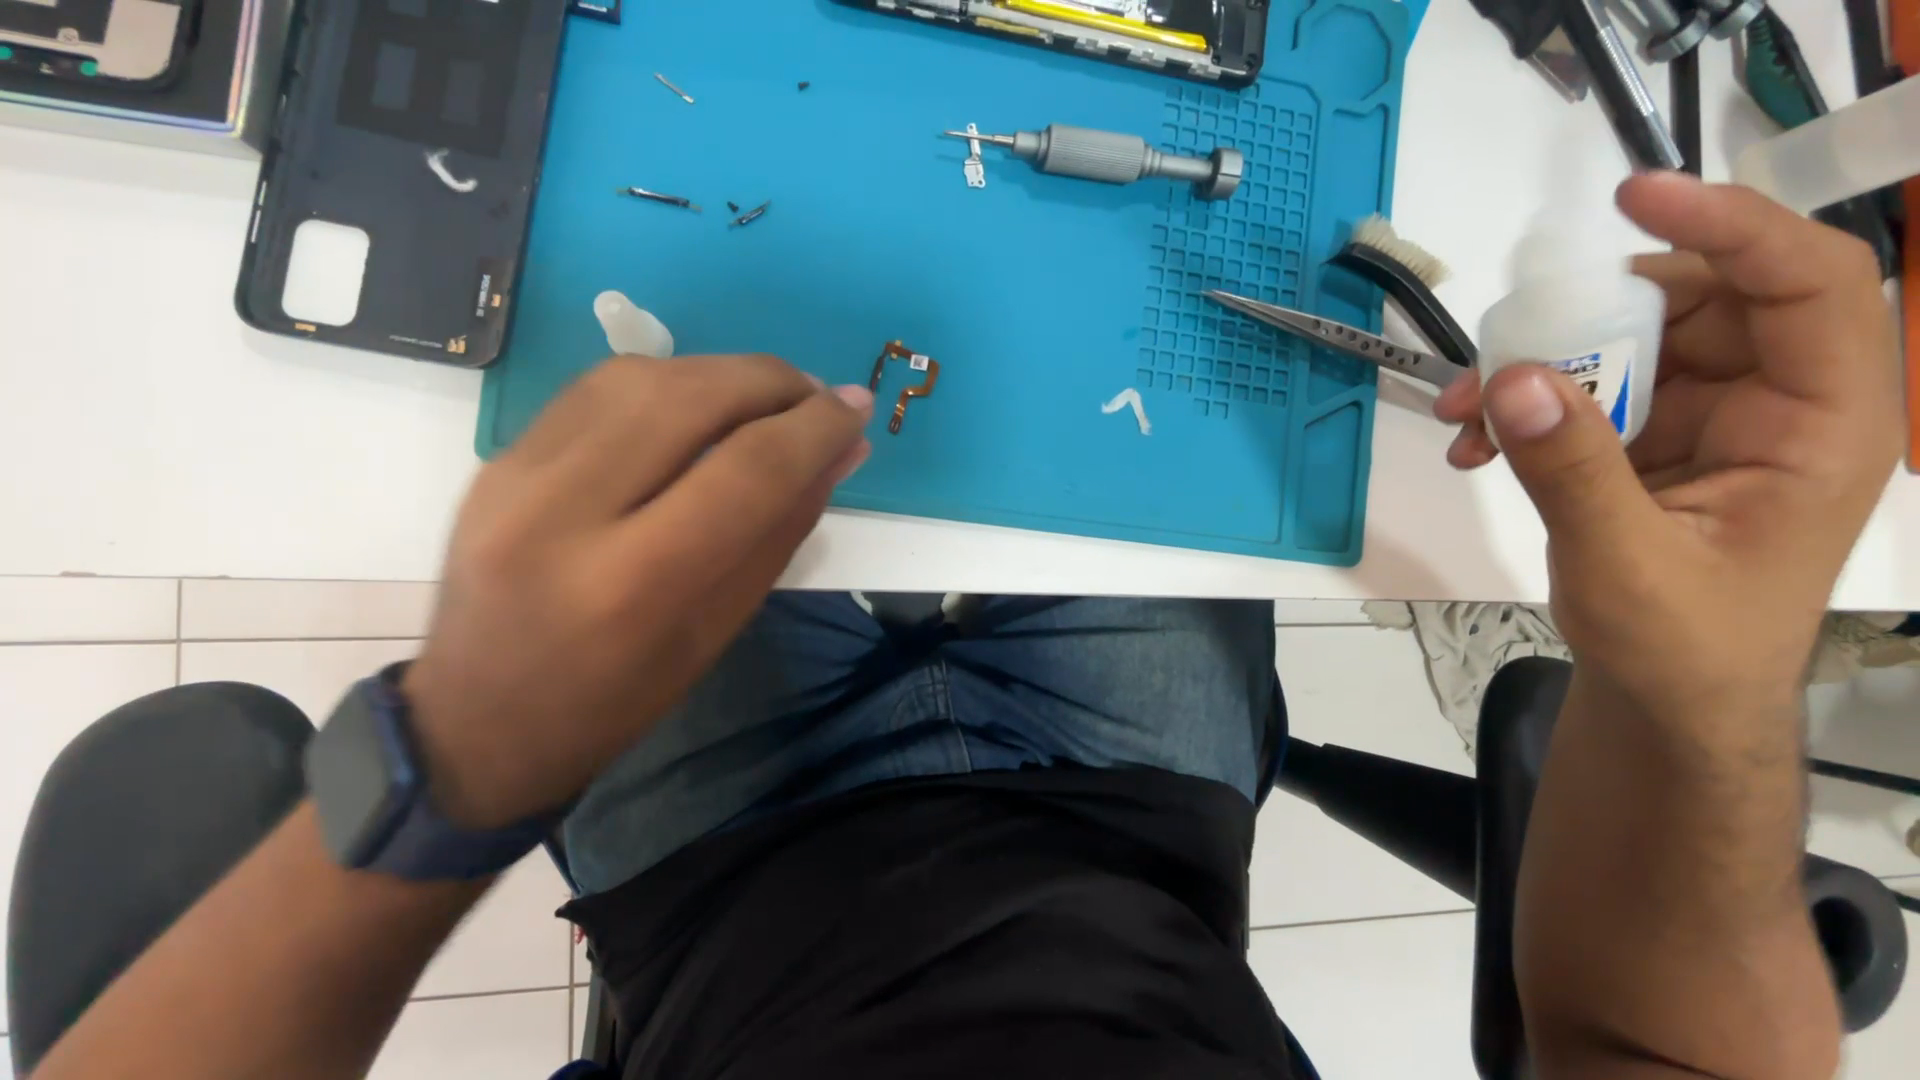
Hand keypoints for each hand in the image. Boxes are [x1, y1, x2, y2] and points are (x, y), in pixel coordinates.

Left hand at [402, 354, 872, 826]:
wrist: (477, 720)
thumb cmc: (618, 699)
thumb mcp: (719, 627)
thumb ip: (782, 528)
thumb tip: (842, 449)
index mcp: (630, 584)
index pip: (746, 471)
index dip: (815, 428)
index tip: (857, 410)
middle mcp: (563, 512)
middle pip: (690, 399)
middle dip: (773, 383)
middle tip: (819, 397)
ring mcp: (516, 475)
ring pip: (641, 378)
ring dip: (723, 373)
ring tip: (769, 398)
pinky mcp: (497, 458)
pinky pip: (597, 389)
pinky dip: (667, 382)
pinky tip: (701, 403)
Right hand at [1434, 173, 1900, 722]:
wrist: (1666, 697)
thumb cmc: (1680, 644)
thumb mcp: (1625, 562)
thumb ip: (1573, 470)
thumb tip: (1512, 378)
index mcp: (1821, 424)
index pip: (1807, 286)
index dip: (1733, 227)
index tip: (1634, 201)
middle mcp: (1772, 404)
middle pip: (1693, 308)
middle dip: (1585, 322)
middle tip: (1498, 351)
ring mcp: (1707, 421)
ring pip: (1626, 349)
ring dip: (1536, 371)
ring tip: (1461, 413)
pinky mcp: (1650, 442)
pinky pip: (1587, 396)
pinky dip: (1525, 412)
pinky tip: (1473, 448)